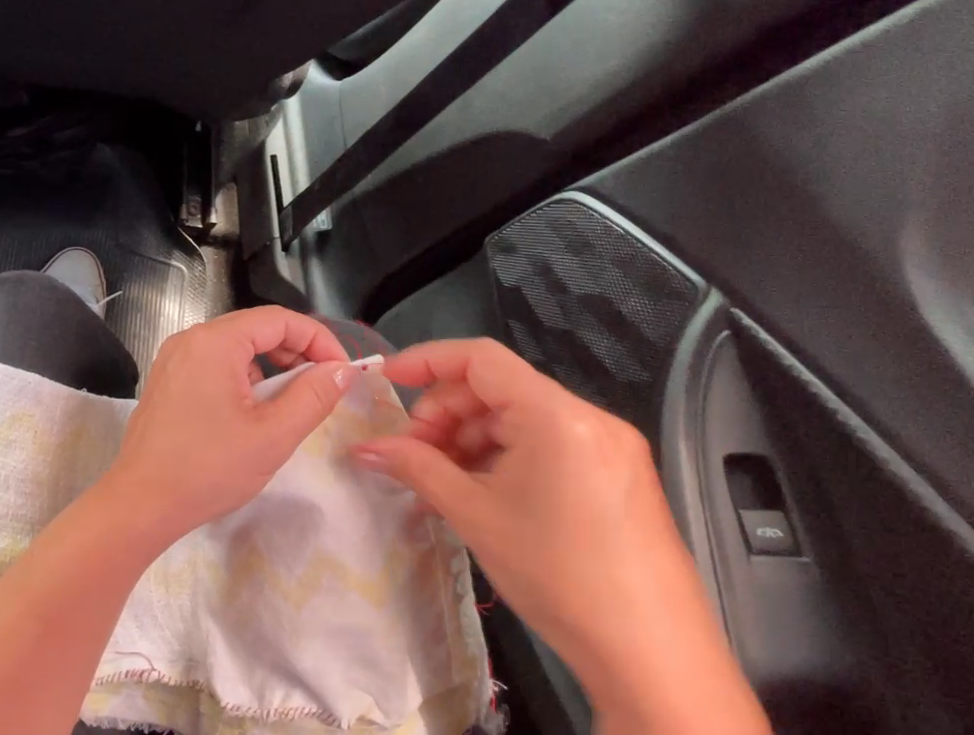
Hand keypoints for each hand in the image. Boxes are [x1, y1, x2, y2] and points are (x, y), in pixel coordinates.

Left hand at [102, 307, 353, 545]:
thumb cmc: (209, 467)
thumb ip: (312, 396)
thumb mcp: (273, 435)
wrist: (143, 500)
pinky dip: (242, 378)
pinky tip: (253, 412)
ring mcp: (173, 359)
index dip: (318, 339)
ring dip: (270, 367)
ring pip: (235, 347)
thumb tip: (342, 369)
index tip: (343, 371)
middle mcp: (189, 339)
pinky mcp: (168, 380)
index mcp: (213, 342)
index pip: (278, 319)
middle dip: (296, 352)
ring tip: (290, 405)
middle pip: (255, 328)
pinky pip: (214, 364)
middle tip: (323, 388)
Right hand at [353, 339, 768, 733]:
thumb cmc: (560, 576)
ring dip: (469, 438)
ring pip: (517, 418)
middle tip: (410, 453)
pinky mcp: (617, 477)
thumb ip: (415, 467)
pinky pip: (544, 445)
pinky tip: (477, 493)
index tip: (386, 380)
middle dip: (443, 413)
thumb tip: (364, 448)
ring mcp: (609, 449)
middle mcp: (590, 420)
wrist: (655, 660)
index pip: (480, 358)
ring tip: (439, 480)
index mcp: (558, 417)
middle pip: (496, 388)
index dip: (426, 361)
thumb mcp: (474, 515)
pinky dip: (501, 457)